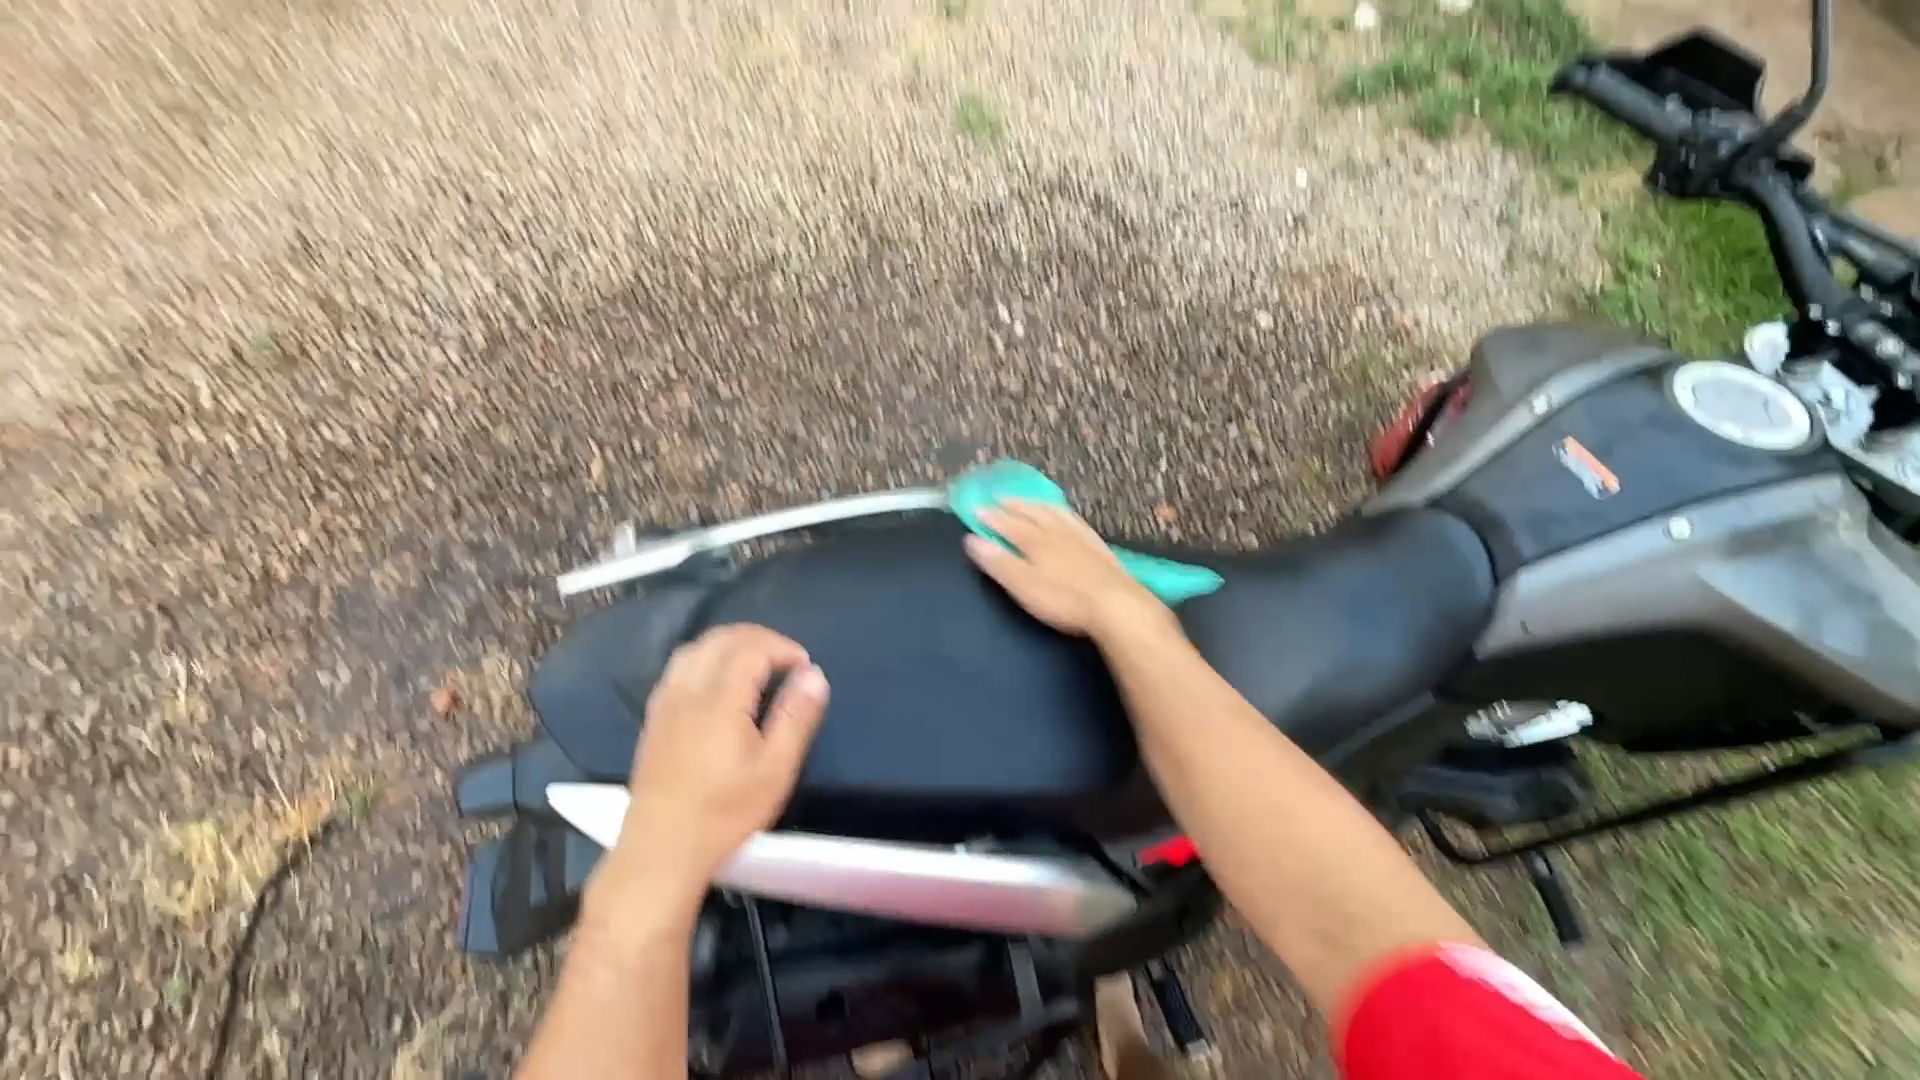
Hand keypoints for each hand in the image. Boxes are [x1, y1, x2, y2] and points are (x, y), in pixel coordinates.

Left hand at [603, 624, 829, 896]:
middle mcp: (688, 690)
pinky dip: (705, 658)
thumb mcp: (775, 770)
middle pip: (721, 638)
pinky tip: (718, 682)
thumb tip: (814, 675)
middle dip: (759, 638)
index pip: (752, 648)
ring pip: (695, 648)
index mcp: (720, 699)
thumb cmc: (725, 812)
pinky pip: (678, 667)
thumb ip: (796, 717)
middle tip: (786, 659)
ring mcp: (665, 702)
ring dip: (729, 644)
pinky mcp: (654, 718)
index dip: (782, 647)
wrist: (662, 848)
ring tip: (756, 663)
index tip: (804, 666)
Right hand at [964, 500, 1174, 638]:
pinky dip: (1065, 514)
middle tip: (999, 497)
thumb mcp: (1023, 585)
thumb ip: (998, 562)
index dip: (991, 517)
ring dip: (1038, 505)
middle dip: (1013, 505)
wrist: (1116, 604)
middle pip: (1031, 513)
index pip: (1008, 524)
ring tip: (1029, 501)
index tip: (976, 508)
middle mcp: (1056, 532)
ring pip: (1054, 513)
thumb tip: (972, 539)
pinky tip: (1066, 516)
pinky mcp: (1098, 546)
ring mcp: (1080, 537)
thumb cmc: (1064, 599)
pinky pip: (1076, 521)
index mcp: (1035, 541)